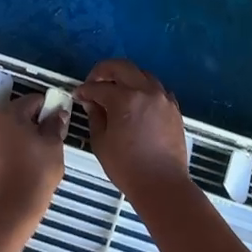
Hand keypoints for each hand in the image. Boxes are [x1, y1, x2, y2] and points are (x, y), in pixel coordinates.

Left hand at [0, 93, 67, 210]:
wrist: (14, 205)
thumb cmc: (36, 173)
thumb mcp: (54, 145)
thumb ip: (55, 123)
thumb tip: (57, 114)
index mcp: (8, 114)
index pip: (31, 100)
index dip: (46, 108)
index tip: (54, 118)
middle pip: (14, 114)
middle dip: (29, 123)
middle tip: (44, 139)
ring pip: (2, 130)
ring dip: (14, 135)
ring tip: (29, 154)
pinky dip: (3, 149)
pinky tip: (15, 163)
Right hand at [75, 61, 191, 198]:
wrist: (162, 184)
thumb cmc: (126, 167)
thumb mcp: (101, 142)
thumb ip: (95, 116)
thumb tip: (92, 102)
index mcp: (125, 99)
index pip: (99, 87)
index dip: (84, 90)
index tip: (78, 95)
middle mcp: (146, 91)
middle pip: (122, 67)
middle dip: (104, 71)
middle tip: (94, 82)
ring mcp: (163, 98)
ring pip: (142, 74)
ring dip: (126, 77)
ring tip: (115, 91)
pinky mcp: (174, 108)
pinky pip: (156, 89)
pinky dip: (143, 89)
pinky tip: (136, 102)